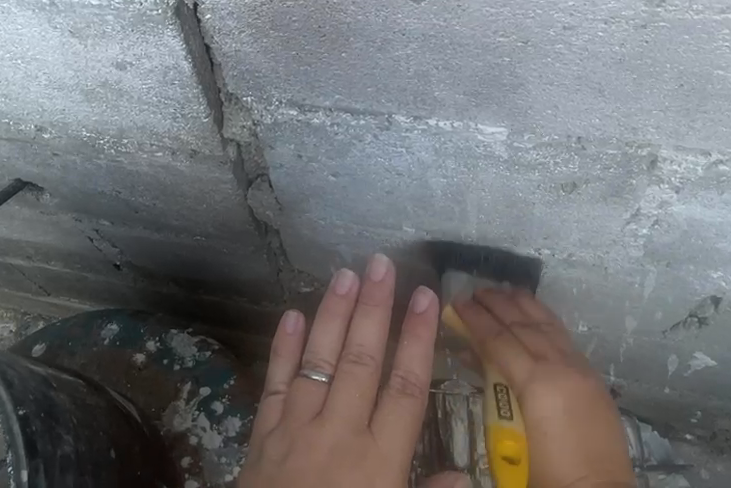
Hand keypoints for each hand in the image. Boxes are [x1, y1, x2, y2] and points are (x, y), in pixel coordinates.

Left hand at [240, 253, 467, 487]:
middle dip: (373, 308)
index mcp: (378, 462)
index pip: (406, 388)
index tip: (427, 296)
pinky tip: (291, 313)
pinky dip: (283, 348)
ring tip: (345, 274)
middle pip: (361, 360)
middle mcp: (339, 434)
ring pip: (318, 360)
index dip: (418, 338)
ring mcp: (297, 430)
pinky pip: (275, 384)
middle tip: (381, 263)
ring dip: (332, 314)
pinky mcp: (263, 436)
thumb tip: (467, 475)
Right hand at [454, 289, 634, 487]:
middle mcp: (560, 367)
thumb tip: (473, 359)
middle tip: (473, 291)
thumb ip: (492, 394)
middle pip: (522, 325)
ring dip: (521, 304)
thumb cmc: (547, 478)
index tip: (457, 302)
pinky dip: (545, 318)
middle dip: (495, 305)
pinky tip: (534, 312)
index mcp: (537, 385)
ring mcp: (580, 369)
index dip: (476, 319)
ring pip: (546, 324)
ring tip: (501, 290)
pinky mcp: (593, 377)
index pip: (499, 340)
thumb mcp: (510, 438)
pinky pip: (564, 336)